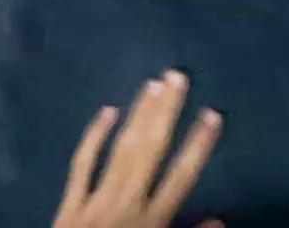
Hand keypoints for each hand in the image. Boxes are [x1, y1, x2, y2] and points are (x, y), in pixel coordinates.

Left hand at [56, 70, 223, 227]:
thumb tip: (220, 220)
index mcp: (152, 223)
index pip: (181, 177)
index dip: (199, 144)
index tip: (213, 112)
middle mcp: (126, 205)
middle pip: (151, 151)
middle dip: (166, 112)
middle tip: (177, 75)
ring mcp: (95, 203)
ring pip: (121, 150)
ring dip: (139, 114)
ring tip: (154, 82)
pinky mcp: (68, 206)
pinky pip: (82, 165)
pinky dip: (94, 136)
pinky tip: (108, 110)